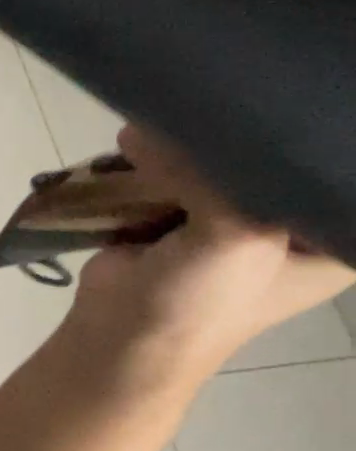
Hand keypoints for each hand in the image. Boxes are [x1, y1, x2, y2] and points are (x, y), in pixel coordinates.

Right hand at [63, 126, 354, 392]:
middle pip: (260, 167)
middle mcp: (281, 227)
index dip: (295, 148)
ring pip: (203, 169)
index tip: (268, 118)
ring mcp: (219, 224)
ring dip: (173, 154)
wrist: (123, 335)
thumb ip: (200, 175)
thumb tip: (137, 129)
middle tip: (204, 114)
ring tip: (155, 132)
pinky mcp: (166, 222)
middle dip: (224, 145)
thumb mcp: (233, 235)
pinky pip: (162, 180)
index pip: (320, 177)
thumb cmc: (202, 299)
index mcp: (328, 239)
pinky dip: (142, 167)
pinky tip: (130, 152)